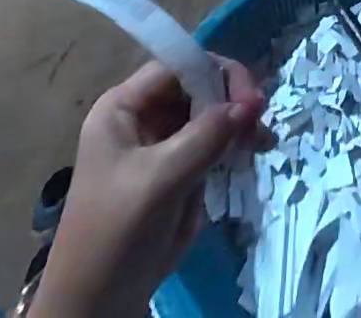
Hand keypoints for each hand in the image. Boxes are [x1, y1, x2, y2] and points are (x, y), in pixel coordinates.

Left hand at [30, 57, 270, 317]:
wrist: (98, 304)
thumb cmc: (116, 234)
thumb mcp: (160, 180)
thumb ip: (205, 136)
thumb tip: (250, 104)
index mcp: (124, 107)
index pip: (179, 65)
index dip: (216, 72)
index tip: (249, 99)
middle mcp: (144, 114)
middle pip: (199, 84)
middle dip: (233, 97)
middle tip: (259, 122)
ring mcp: (163, 139)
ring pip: (213, 109)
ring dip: (241, 119)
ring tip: (261, 142)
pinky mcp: (180, 164)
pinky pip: (216, 137)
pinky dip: (238, 140)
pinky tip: (256, 150)